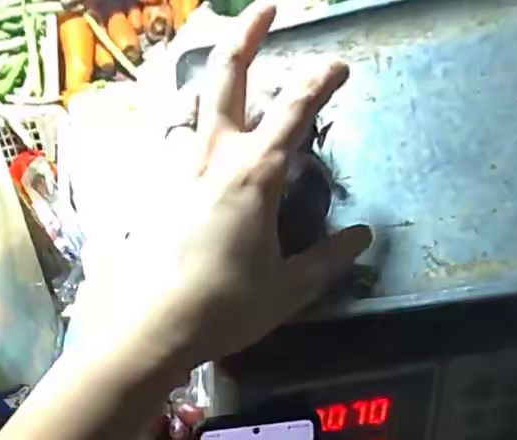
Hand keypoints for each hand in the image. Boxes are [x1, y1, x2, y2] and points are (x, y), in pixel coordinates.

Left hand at [84, 3, 370, 372]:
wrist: (155, 330)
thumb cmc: (225, 309)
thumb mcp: (287, 290)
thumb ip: (326, 262)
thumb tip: (362, 238)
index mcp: (254, 176)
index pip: (295, 109)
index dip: (320, 80)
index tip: (339, 68)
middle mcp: (212, 162)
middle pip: (226, 80)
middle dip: (247, 36)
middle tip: (264, 9)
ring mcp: (177, 179)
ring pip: (193, 113)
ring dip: (212, 87)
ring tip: (226, 83)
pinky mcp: (154, 203)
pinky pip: (173, 154)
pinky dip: (188, 138)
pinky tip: (194, 154)